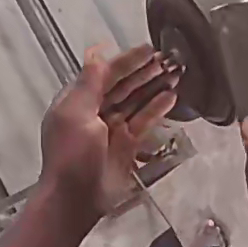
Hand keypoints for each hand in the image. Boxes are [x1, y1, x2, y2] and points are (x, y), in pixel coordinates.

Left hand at [39, 44, 177, 220]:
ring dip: (155, 86)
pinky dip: (158, 108)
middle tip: (168, 59)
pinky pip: (145, 120)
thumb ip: (89, 83)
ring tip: (175, 73)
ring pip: (137, 100)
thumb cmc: (72, 154)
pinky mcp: (129, 144)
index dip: (127, 60)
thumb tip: (96, 53)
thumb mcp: (75, 114)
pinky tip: (172, 96)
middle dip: (145, 71)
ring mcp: (113, 128)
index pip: (105, 73)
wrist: (76, 198)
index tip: (149, 49)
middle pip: (124, 85)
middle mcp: (96, 110)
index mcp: (78, 100)